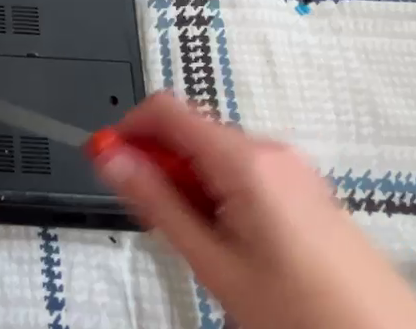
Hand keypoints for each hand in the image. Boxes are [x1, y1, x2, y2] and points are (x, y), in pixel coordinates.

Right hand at [92, 93, 415, 328]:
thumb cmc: (307, 315)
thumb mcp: (214, 262)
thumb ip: (157, 202)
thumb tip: (110, 158)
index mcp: (245, 160)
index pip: (164, 108)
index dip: (127, 129)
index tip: (107, 162)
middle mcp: (271, 152)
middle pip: (189, 130)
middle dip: (160, 163)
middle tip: (154, 218)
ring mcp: (295, 170)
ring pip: (214, 153)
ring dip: (190, 181)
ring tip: (200, 242)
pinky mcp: (308, 190)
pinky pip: (245, 170)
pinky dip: (220, 191)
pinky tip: (231, 243)